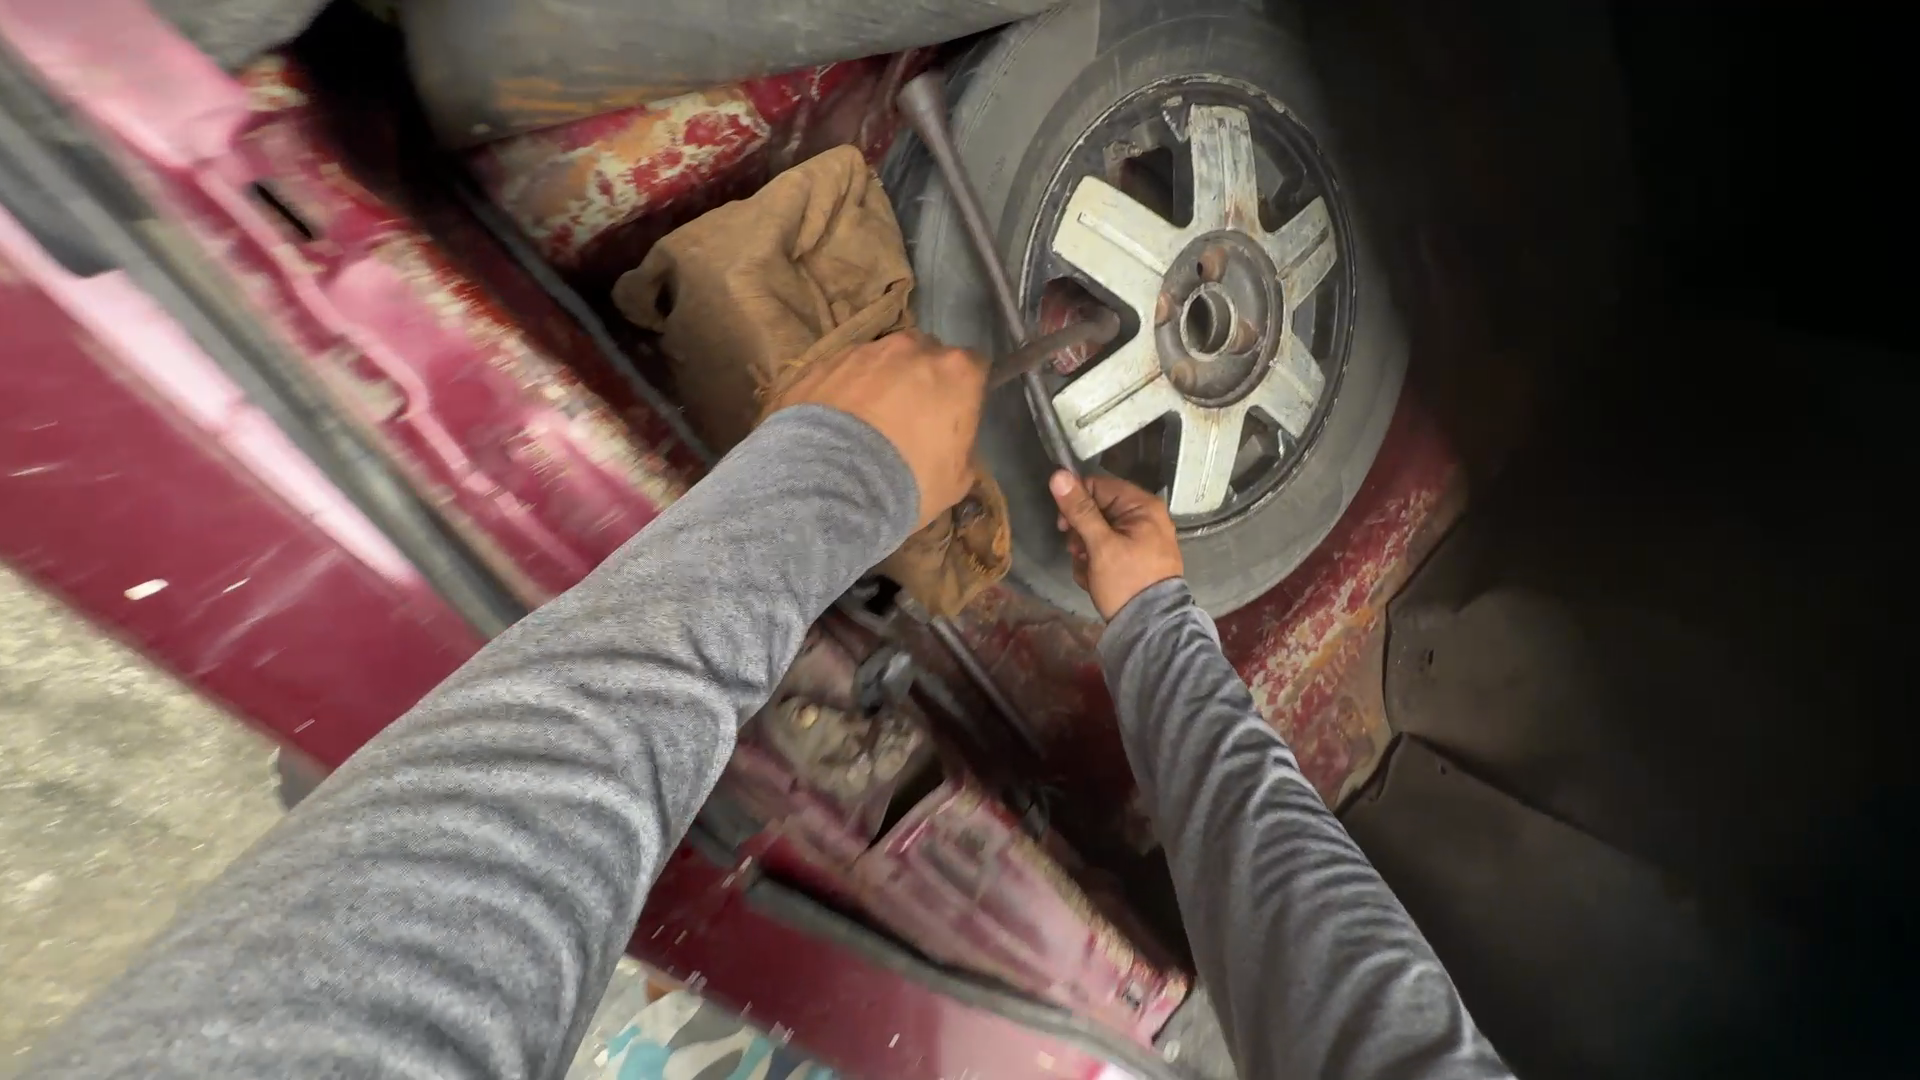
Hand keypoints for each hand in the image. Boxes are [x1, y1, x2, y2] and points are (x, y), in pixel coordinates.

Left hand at [772, 329, 985, 528]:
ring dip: (881, 382)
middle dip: (923, 379)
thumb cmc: (908, 482)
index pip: (976, 366)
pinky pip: (844, 372)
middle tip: (912, 418)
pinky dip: (845, 390)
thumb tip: (952, 447)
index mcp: (957, 371)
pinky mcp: (822, 363)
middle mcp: (912, 348)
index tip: (956, 413)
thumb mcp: (957, 481)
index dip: (966, 390)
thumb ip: (962, 449)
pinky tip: (838, 424)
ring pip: (882, 359)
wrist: (830, 483)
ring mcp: (864, 351)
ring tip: (868, 422)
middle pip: (927, 354)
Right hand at [1050, 471, 1183, 618]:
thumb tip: (1058, 474)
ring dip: (1084, 551)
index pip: (1098, 486)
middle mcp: (1145, 517)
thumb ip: (1080, 510)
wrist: (1149, 628)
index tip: (1064, 526)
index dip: (1076, 502)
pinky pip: (1106, 549)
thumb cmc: (1126, 581)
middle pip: (1096, 510)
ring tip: (1088, 570)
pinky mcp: (1134, 558)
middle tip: (1078, 552)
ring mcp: (1140, 539)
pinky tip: (1094, 579)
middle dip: (1080, 533)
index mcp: (1143, 506)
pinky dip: (1095, 563)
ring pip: (1097, 532)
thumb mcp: (1100, 545)